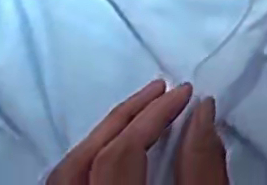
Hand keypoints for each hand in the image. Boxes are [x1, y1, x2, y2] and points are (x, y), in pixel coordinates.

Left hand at [48, 79, 229, 184]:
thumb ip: (203, 167)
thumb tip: (202, 110)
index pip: (120, 156)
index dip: (154, 117)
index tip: (185, 93)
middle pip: (78, 163)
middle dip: (123, 118)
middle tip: (160, 91)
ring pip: (63, 175)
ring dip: (102, 135)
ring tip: (140, 112)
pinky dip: (88, 158)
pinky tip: (116, 147)